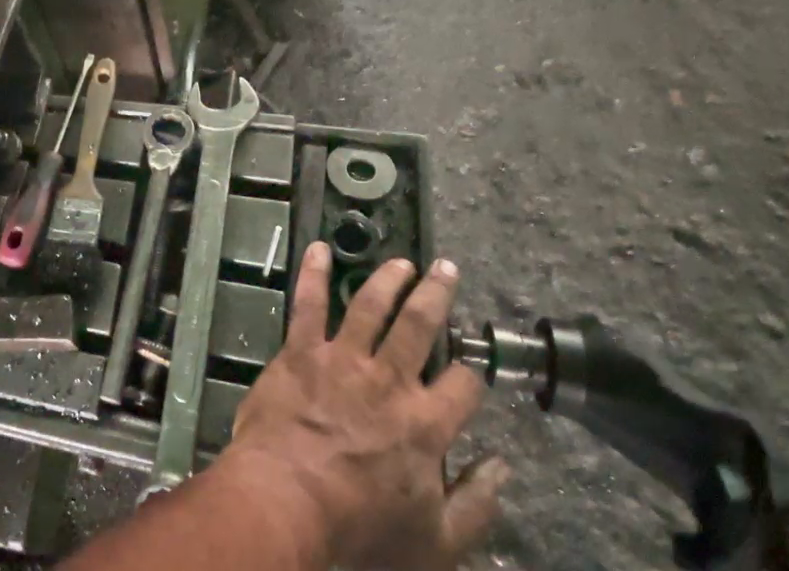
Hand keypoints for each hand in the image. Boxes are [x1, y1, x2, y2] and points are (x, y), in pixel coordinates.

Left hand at [221, 244, 509, 569]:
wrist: (286, 501)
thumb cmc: (358, 526)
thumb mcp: (435, 539)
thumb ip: (475, 504)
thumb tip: (503, 467)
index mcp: (426, 423)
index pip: (464, 384)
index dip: (472, 372)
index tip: (471, 363)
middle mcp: (389, 380)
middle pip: (421, 325)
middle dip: (437, 294)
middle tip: (446, 269)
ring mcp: (342, 360)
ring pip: (370, 306)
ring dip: (388, 279)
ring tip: (401, 261)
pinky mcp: (300, 353)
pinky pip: (308, 305)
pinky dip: (314, 275)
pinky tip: (318, 249)